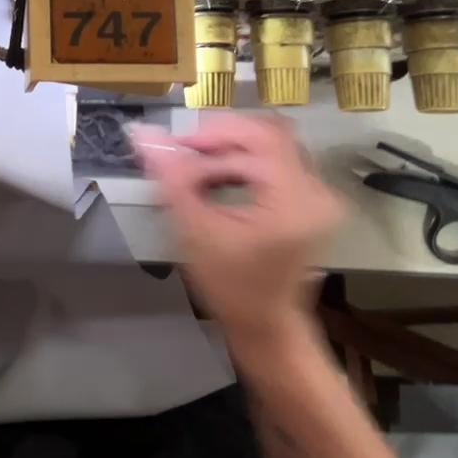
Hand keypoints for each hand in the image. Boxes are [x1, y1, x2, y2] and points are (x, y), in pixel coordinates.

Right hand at [133, 114, 344, 350]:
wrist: (265, 325)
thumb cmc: (229, 285)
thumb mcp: (194, 230)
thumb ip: (170, 177)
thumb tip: (141, 132)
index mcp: (295, 200)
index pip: (257, 139)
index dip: (213, 135)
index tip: (176, 149)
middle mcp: (316, 190)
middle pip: (266, 135)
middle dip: (220, 139)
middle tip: (183, 154)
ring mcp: (317, 194)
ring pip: (269, 144)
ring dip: (228, 151)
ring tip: (195, 171)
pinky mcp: (309, 200)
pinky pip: (273, 161)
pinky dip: (240, 163)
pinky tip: (215, 180)